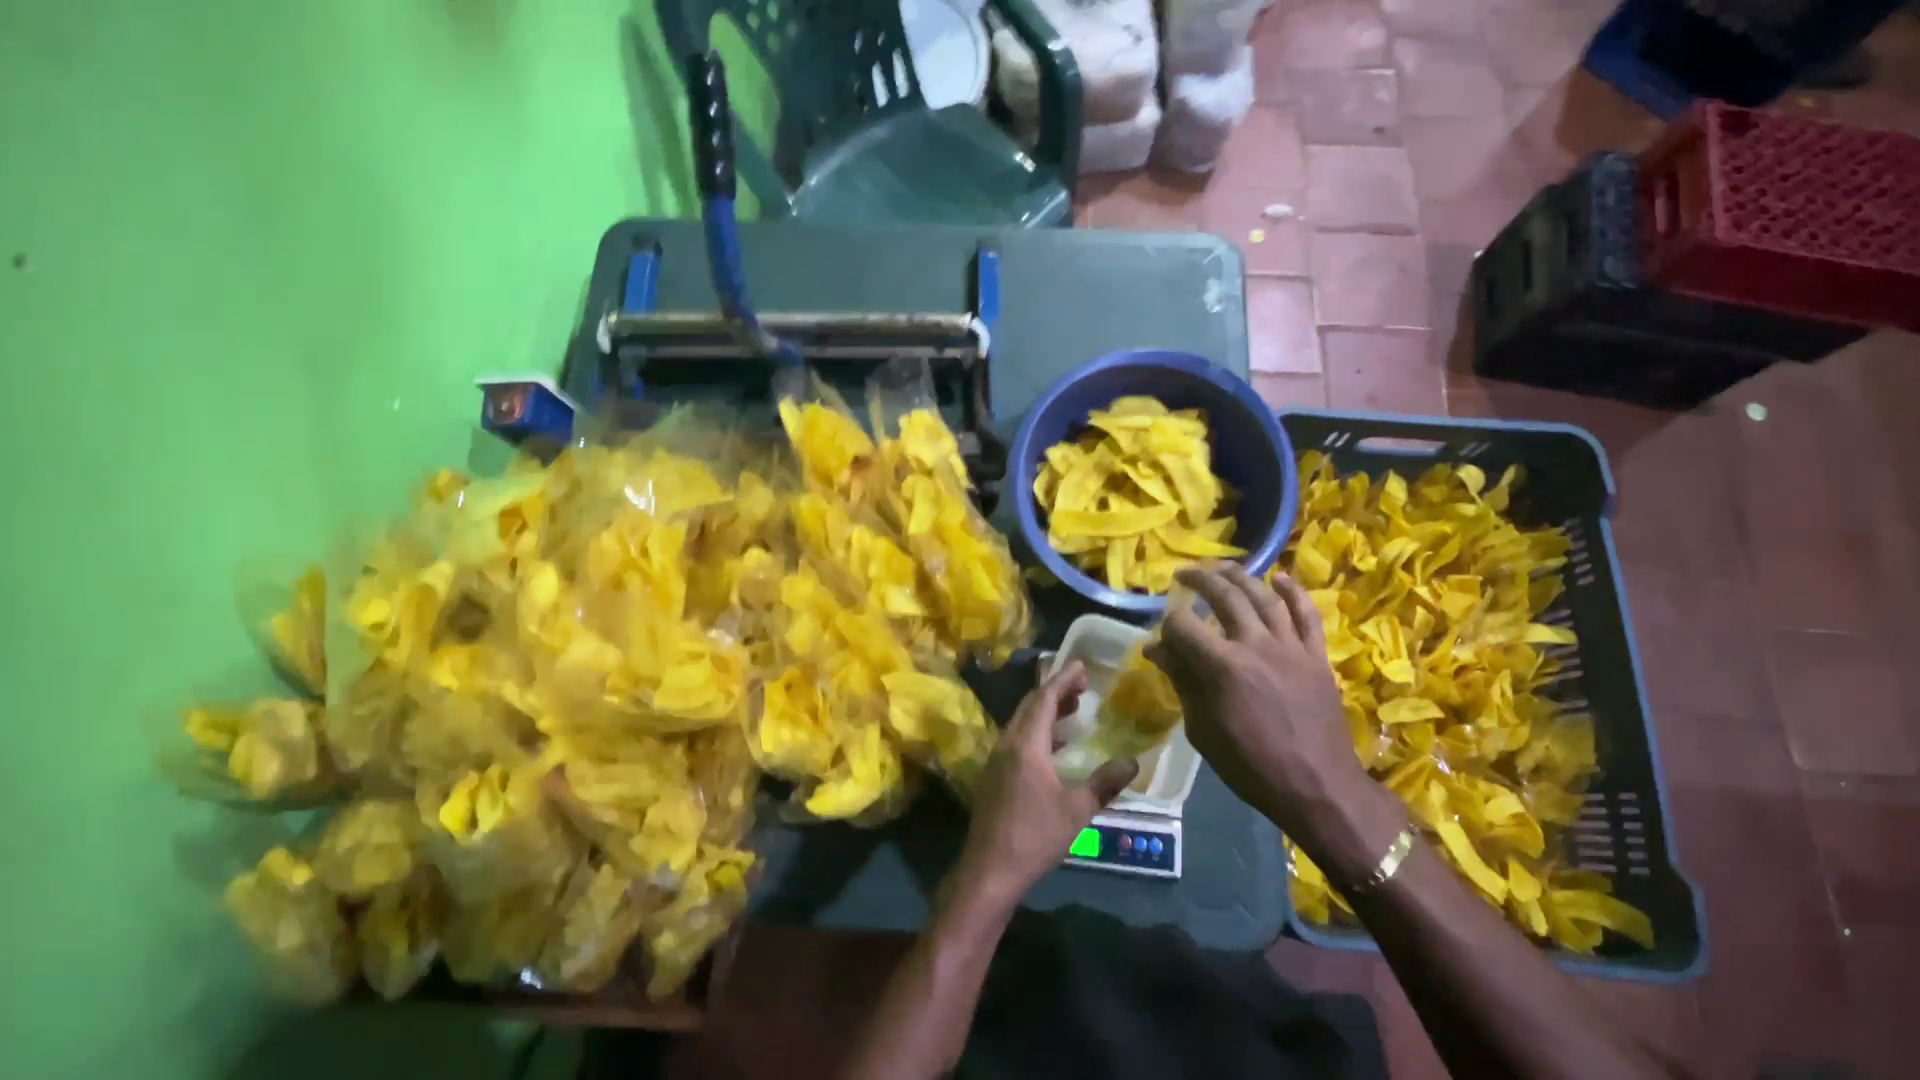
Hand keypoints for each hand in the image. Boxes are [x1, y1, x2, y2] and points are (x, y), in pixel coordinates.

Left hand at [956, 661, 1137, 899]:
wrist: (990, 870)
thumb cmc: (1035, 836)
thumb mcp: (1078, 810)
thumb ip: (1106, 782)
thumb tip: (1133, 761)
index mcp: (1026, 745)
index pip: (1044, 699)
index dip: (1063, 679)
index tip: (1081, 666)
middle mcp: (1007, 745)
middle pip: (1029, 707)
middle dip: (1055, 691)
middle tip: (1082, 686)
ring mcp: (996, 761)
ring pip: (1021, 724)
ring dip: (1045, 713)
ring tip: (1073, 711)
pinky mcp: (993, 778)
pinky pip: (1016, 742)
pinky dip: (1037, 734)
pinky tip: (1054, 749)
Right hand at [1146, 563, 1401, 880]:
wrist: (1316, 785)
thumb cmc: (1250, 765)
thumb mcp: (1203, 729)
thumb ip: (1182, 682)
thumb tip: (1156, 649)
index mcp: (1222, 666)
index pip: (1185, 625)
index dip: (1169, 624)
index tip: (1164, 635)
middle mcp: (1256, 645)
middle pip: (1225, 596)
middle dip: (1200, 580)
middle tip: (1184, 575)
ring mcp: (1290, 646)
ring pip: (1264, 596)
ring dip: (1241, 576)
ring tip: (1222, 568)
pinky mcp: (1316, 655)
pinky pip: (1306, 614)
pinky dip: (1293, 592)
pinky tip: (1279, 578)